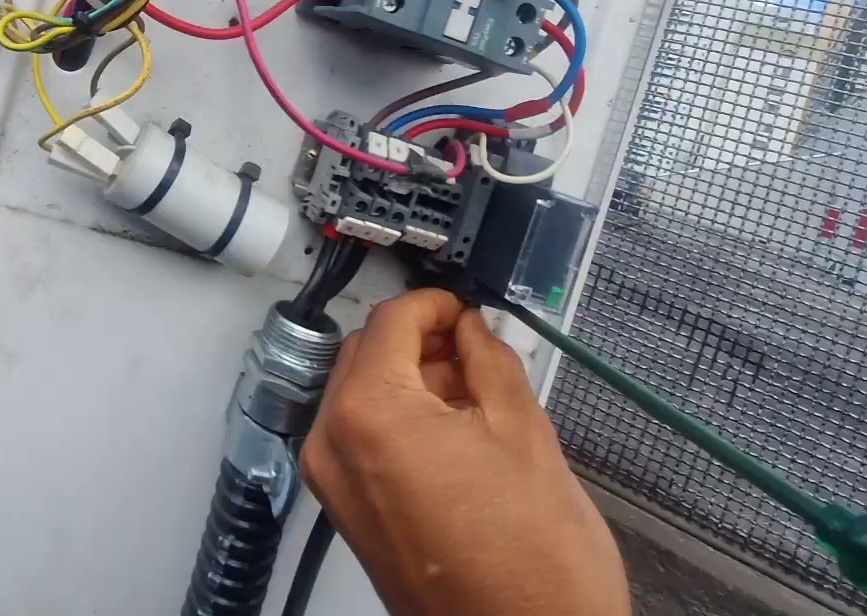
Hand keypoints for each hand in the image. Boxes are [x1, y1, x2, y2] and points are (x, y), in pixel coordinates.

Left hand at [301, 289, 628, 615]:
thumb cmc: (534, 561)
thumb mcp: (523, 432)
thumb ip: (488, 357)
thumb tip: (469, 325)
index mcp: (369, 413)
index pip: (391, 321)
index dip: (433, 304)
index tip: (464, 307)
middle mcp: (333, 442)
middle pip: (369, 353)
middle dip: (420, 340)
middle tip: (472, 346)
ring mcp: (333, 479)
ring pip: (362, 391)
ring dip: (410, 377)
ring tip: (471, 390)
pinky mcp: (346, 508)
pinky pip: (361, 434)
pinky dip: (397, 416)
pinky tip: (449, 428)